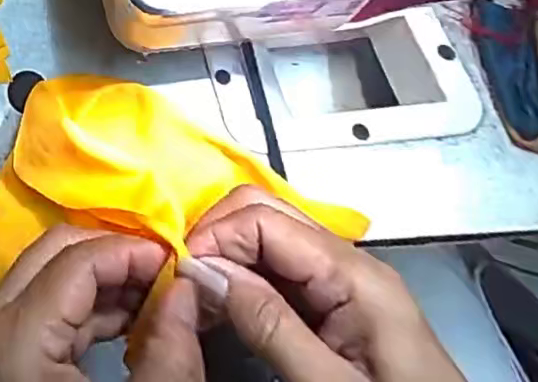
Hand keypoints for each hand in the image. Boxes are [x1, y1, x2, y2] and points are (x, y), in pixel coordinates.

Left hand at [0, 225, 204, 381]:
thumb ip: (169, 352)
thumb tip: (189, 289)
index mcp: (16, 332)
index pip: (79, 259)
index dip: (131, 253)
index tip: (176, 259)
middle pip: (58, 251)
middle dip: (115, 256)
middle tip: (166, 272)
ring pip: (50, 272)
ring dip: (104, 278)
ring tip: (157, 295)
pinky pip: (44, 302)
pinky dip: (87, 305)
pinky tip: (128, 318)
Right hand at [183, 187, 463, 381]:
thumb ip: (272, 326)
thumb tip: (205, 271)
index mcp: (354, 273)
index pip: (263, 218)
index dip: (216, 235)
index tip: (183, 272)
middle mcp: (346, 262)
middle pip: (263, 212)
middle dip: (216, 235)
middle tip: (185, 280)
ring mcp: (341, 280)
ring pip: (265, 237)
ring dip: (225, 255)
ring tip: (198, 295)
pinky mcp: (335, 302)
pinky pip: (276, 268)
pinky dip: (242, 276)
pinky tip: (224, 303)